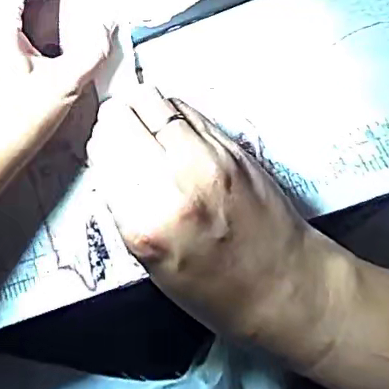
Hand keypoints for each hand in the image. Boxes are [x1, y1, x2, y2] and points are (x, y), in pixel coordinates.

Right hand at [86, 85, 361, 369]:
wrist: (289, 290)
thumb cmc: (217, 288)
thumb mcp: (148, 258)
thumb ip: (121, 202)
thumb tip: (106, 154)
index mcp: (147, 223)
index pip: (100, 150)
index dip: (99, 146)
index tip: (105, 151)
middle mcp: (175, 184)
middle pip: (119, 115)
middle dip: (114, 121)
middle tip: (121, 135)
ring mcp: (208, 159)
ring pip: (149, 99)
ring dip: (140, 109)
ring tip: (147, 129)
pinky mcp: (231, 145)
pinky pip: (182, 107)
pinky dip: (169, 113)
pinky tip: (173, 132)